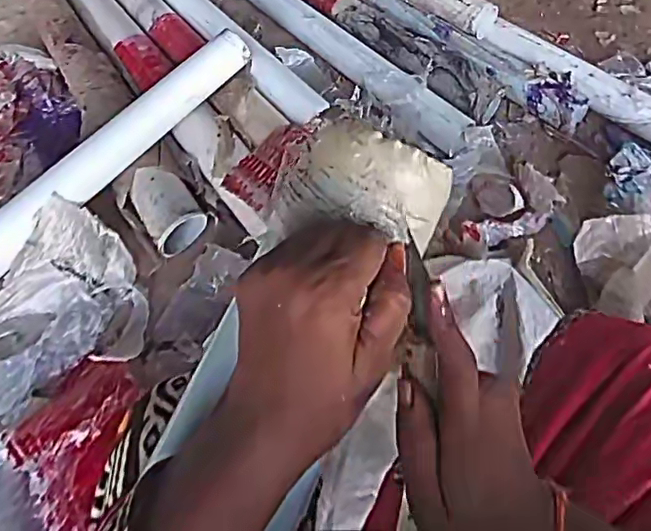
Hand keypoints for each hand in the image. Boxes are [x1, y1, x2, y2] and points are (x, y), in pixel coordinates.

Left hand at [223, 221, 409, 467]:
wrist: (263, 420)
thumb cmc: (323, 400)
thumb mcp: (375, 361)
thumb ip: (394, 301)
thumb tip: (396, 255)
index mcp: (328, 293)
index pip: (369, 239)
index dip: (382, 258)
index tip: (380, 284)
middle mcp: (295, 270)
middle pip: (343, 230)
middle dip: (359, 252)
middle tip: (360, 292)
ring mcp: (269, 268)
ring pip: (318, 233)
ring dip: (333, 251)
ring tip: (334, 293)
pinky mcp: (253, 272)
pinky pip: (293, 246)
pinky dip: (308, 259)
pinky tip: (310, 293)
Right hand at [397, 282, 559, 530]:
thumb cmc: (469, 515)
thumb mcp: (427, 492)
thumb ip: (414, 436)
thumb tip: (406, 384)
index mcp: (470, 420)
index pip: (457, 360)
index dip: (444, 322)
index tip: (434, 289)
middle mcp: (493, 402)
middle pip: (463, 357)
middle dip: (437, 350)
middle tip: (412, 351)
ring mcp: (506, 402)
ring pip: (469, 368)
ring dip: (448, 366)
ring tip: (427, 383)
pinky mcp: (509, 405)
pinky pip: (478, 377)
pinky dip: (460, 376)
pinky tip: (447, 395)